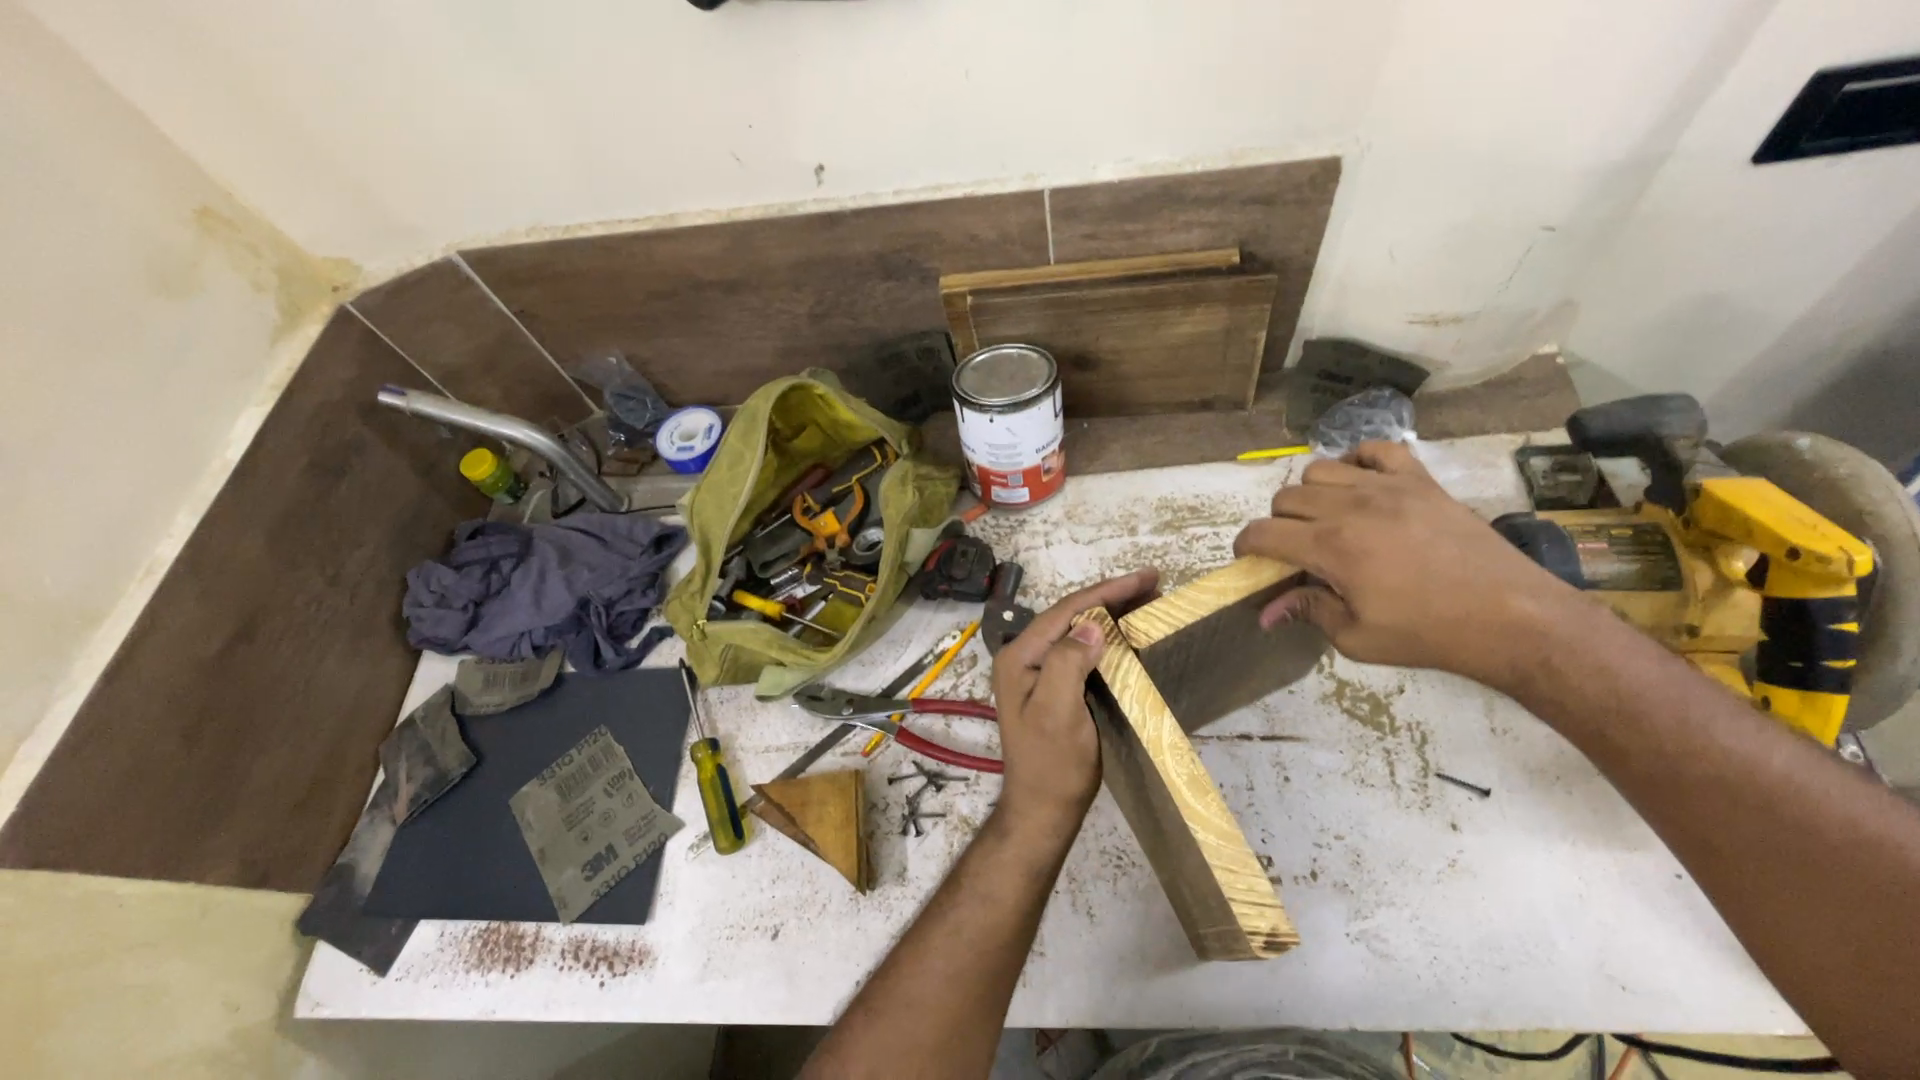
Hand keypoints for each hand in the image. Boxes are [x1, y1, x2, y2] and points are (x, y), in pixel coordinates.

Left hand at [991, 570, 1159, 829]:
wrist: (1044, 808)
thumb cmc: (1052, 764)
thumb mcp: (1058, 713)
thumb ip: (1068, 664)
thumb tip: (1092, 626)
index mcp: (1020, 657)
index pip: (1066, 611)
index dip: (1106, 592)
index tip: (1144, 578)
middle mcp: (1026, 658)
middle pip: (1073, 616)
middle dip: (1112, 598)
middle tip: (1154, 583)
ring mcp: (1040, 673)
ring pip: (1080, 631)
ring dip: (1113, 615)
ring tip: (1150, 601)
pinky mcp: (1057, 688)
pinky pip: (1084, 652)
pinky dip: (1110, 639)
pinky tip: (1131, 635)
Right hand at [1232, 441, 1582, 687]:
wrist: (1509, 616)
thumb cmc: (1428, 634)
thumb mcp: (1358, 638)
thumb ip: (1308, 612)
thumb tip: (1266, 612)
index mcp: (1331, 547)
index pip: (1264, 532)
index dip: (1246, 547)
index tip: (1250, 561)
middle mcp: (1352, 507)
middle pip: (1286, 497)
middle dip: (1278, 524)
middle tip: (1296, 550)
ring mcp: (1389, 487)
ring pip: (1321, 469)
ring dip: (1312, 494)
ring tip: (1328, 519)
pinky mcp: (1421, 480)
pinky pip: (1376, 450)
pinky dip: (1359, 461)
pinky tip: (1363, 487)